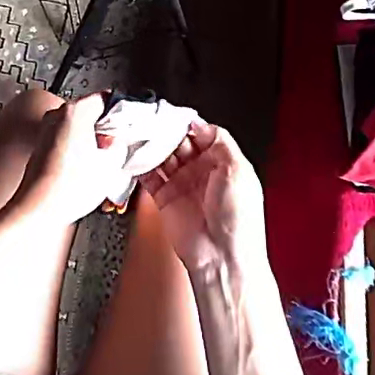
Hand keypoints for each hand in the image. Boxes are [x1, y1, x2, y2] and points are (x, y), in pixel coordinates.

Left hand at [10, 93, 130, 226]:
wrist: (38, 210)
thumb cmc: (68, 187)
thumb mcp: (112, 163)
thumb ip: (123, 143)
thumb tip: (123, 138)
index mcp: (75, 111)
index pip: (107, 98)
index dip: (124, 111)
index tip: (132, 122)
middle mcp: (57, 115)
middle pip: (91, 112)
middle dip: (108, 127)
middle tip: (121, 143)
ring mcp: (46, 130)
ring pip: (78, 126)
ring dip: (93, 138)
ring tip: (105, 159)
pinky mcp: (41, 147)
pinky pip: (67, 139)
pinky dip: (79, 148)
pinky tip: (87, 167)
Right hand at [139, 122, 266, 278]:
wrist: (222, 258)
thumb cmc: (239, 220)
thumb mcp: (238, 170)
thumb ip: (220, 141)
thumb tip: (199, 123)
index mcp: (223, 162)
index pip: (202, 134)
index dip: (187, 124)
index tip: (173, 116)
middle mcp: (202, 172)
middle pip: (179, 143)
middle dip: (167, 133)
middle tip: (153, 124)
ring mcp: (183, 185)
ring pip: (163, 157)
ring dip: (152, 147)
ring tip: (141, 137)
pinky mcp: (165, 199)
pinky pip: (150, 177)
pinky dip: (140, 167)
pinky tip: (135, 157)